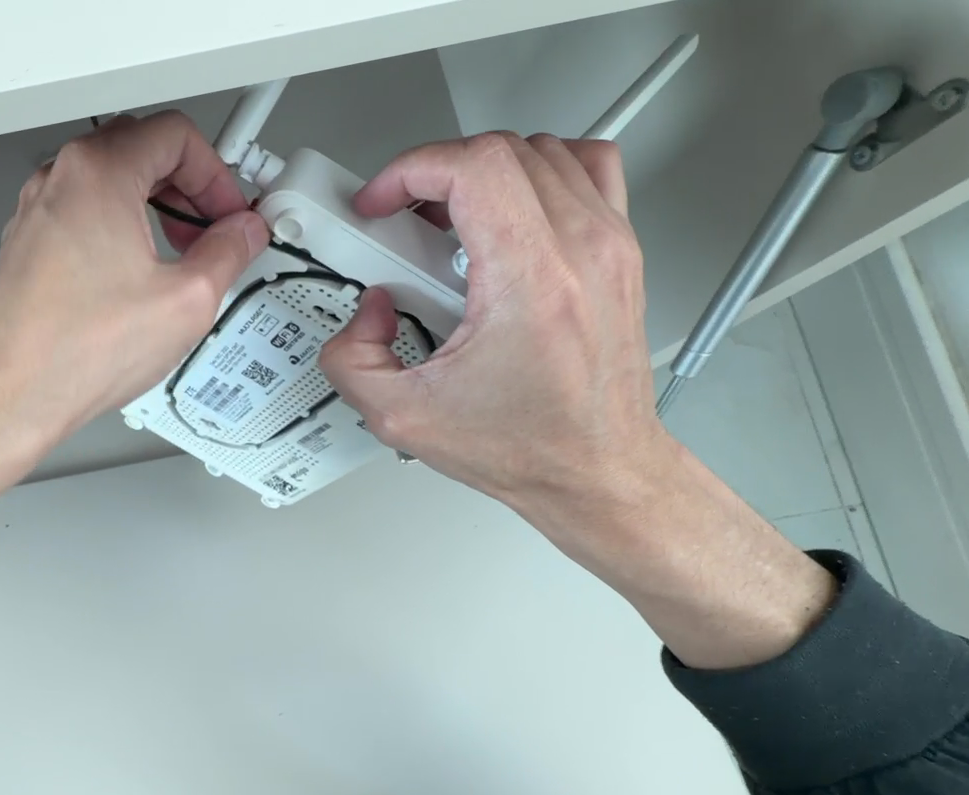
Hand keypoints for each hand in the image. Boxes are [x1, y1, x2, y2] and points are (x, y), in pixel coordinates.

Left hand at [0, 111, 269, 528]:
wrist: (15, 399)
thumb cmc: (76, 354)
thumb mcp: (186, 301)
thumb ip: (229, 253)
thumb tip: (242, 233)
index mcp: (97, 175)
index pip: (174, 133)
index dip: (216, 173)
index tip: (227, 212)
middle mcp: (57, 183)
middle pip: (138, 150)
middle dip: (185, 188)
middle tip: (208, 230)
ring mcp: (34, 215)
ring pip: (106, 186)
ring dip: (149, 211)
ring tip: (173, 259)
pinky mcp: (24, 248)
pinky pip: (79, 219)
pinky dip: (113, 233)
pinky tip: (131, 280)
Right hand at [324, 134, 834, 668]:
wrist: (595, 468)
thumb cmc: (527, 446)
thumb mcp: (402, 419)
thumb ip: (351, 360)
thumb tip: (365, 313)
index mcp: (530, 279)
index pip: (474, 167)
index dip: (410, 170)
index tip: (381, 201)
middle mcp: (581, 249)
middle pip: (503, 151)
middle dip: (435, 173)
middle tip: (402, 216)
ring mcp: (609, 245)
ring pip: (545, 150)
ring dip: (482, 172)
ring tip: (446, 218)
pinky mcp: (617, 252)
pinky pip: (586, 170)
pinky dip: (536, 175)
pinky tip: (504, 216)